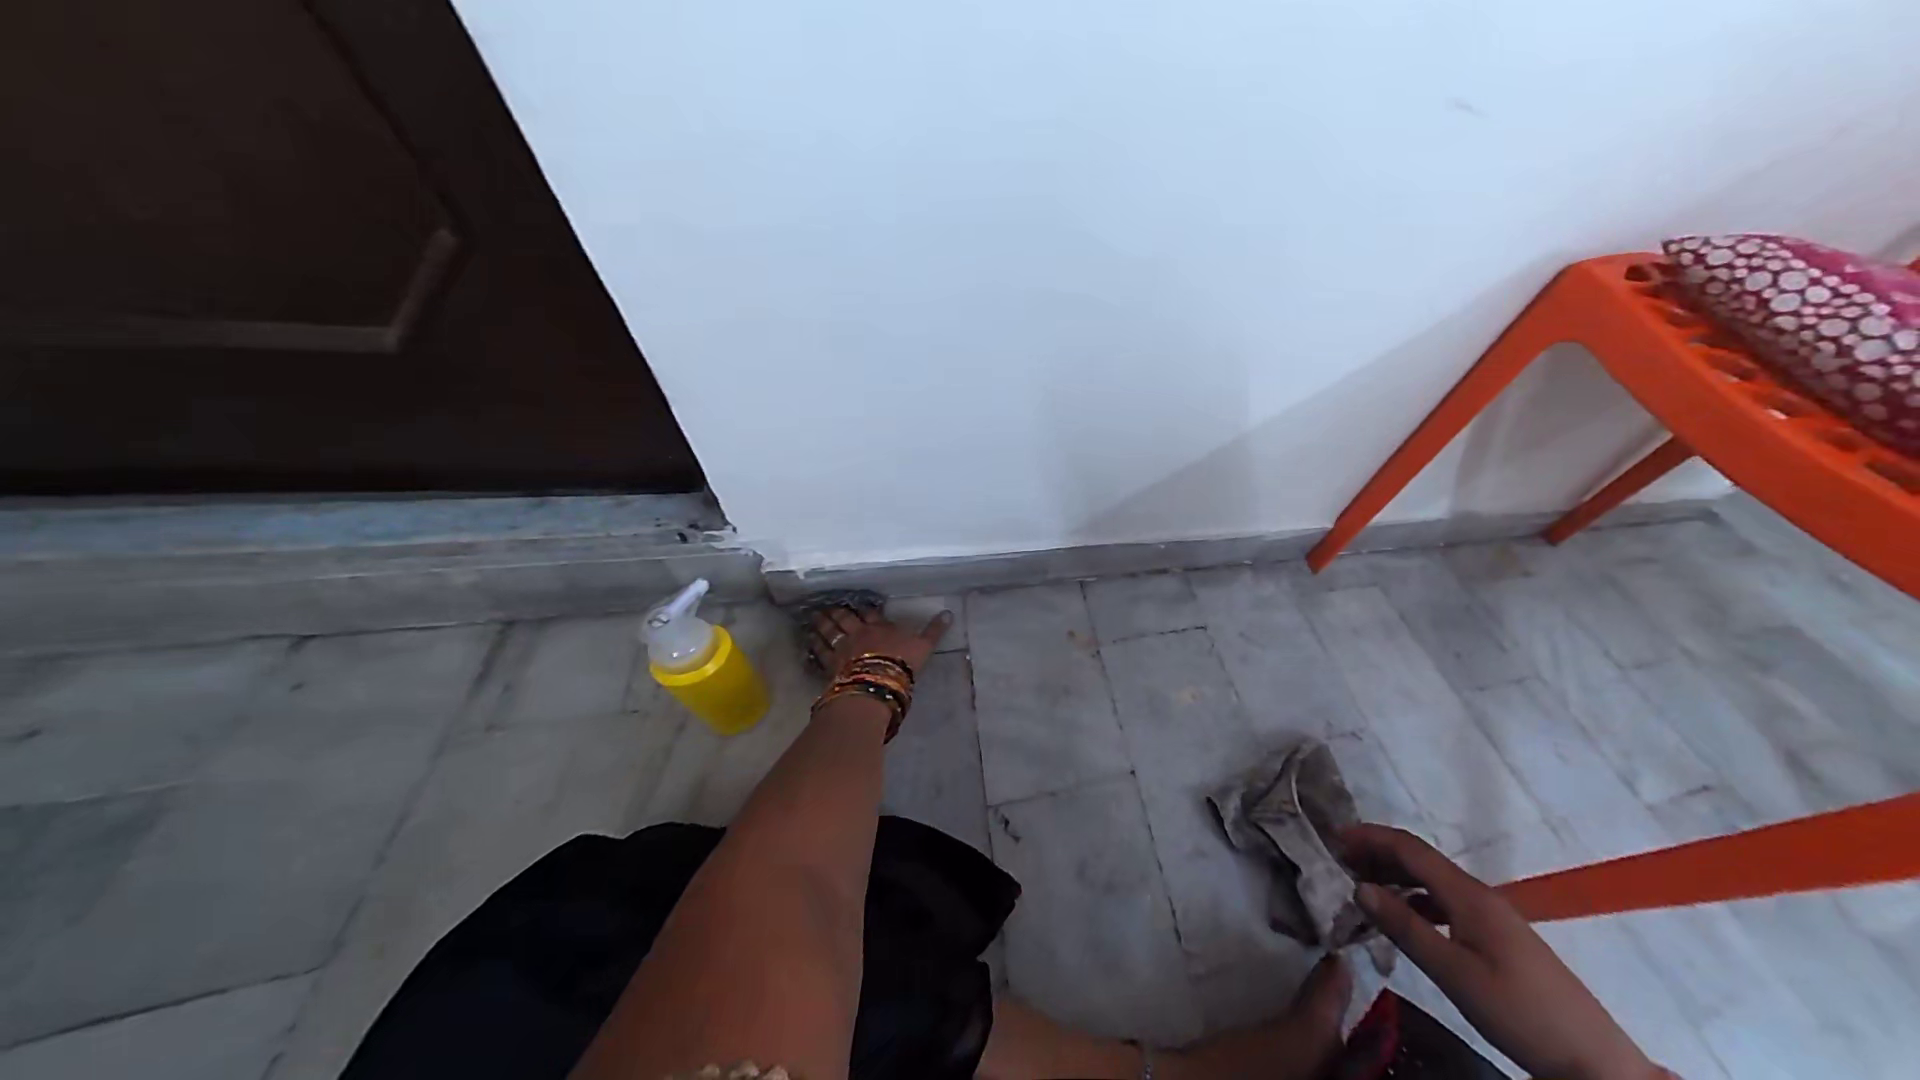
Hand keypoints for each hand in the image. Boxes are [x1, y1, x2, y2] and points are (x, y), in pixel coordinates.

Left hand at [807, 604, 951, 678]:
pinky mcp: (831, 663)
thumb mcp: (923, 646)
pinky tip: (809, 640)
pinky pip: (820, 651)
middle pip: (845, 618)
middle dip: (836, 611)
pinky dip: (814, 644)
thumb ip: (934, 630)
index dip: (862, 608)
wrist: (878, 680)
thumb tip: (949, 613)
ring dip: (822, 623)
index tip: (856, 602)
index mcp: (880, 627)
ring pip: (829, 631)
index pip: (869, 613)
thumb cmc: (902, 663)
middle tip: (826, 605)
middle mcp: (859, 633)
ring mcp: (843, 647)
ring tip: (814, 616)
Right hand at [1340, 825, 1658, 1079]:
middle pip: (1419, 859)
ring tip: (1360, 888)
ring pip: (1430, 880)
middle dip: (1376, 853)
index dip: (1369, 837)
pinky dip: (1413, 899)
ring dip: (1393, 876)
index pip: (1410, 849)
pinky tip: (1400, 917)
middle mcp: (1479, 895)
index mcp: (1469, 896)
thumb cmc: (1519, 1013)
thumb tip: (1358, 886)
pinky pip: (1444, 902)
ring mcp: (1490, 915)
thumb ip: (1404, 927)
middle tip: (1337, 863)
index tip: (1332, 838)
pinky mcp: (1495, 936)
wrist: (1594, 1062)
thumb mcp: (1454, 973)